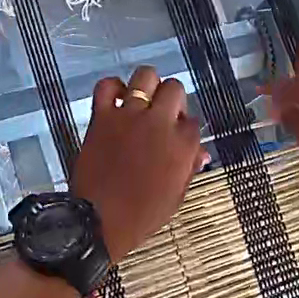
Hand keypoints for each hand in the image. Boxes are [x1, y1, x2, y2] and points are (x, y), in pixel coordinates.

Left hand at [72, 66, 206, 261]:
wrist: (99, 221)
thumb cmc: (140, 215)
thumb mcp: (176, 196)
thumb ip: (188, 168)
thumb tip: (199, 154)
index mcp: (183, 145)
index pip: (193, 122)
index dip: (186, 129)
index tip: (178, 137)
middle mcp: (159, 124)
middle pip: (175, 89)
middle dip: (173, 100)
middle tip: (165, 114)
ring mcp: (130, 116)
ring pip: (146, 76)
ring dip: (149, 85)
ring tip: (145, 99)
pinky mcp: (102, 117)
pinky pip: (106, 86)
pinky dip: (112, 86)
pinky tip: (117, 97)